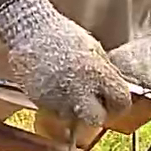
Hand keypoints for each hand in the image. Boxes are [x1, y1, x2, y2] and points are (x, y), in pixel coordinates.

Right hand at [0, 0, 131, 126]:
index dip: (119, 103)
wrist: (29, 31)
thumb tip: (113, 89)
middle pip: (96, 119)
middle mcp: (79, 90)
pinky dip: (58, 104)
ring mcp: (58, 98)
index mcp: (97, 73)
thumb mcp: (93, 48)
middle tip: (94, 104)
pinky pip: (55, 111)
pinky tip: (55, 87)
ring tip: (69, 90)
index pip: (121, 101)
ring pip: (74, 117)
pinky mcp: (41, 102)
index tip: (114, 101)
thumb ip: (105, 72)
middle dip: (97, 114)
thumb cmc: (63, 35)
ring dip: (75, 109)